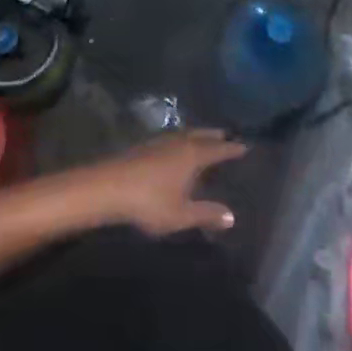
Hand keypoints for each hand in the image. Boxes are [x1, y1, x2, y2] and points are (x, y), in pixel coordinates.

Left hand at [87, 129, 247, 234]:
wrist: (106, 188)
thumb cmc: (149, 202)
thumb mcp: (180, 214)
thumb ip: (206, 214)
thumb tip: (232, 217)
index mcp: (195, 154)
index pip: (220, 149)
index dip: (233, 149)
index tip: (245, 147)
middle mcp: (181, 142)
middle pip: (204, 134)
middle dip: (217, 136)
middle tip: (226, 137)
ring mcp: (161, 140)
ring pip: (186, 133)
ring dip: (198, 134)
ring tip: (203, 138)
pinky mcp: (144, 145)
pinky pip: (171, 137)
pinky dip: (181, 139)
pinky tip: (174, 148)